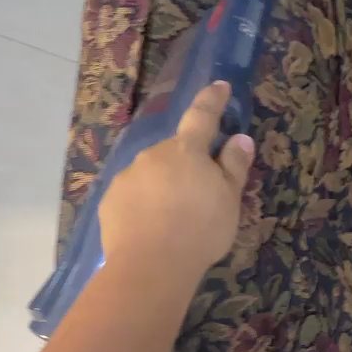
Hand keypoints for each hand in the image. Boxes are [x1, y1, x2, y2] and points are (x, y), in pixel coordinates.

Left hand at [97, 82, 255, 285]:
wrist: (151, 265)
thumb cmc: (200, 230)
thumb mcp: (229, 200)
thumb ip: (234, 166)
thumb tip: (241, 138)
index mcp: (187, 150)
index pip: (202, 116)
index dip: (212, 100)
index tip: (220, 86)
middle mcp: (153, 155)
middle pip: (175, 151)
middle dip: (186, 164)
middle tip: (200, 193)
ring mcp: (128, 176)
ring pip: (151, 173)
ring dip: (163, 186)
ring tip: (174, 218)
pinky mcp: (110, 201)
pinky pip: (133, 196)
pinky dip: (144, 205)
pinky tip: (152, 228)